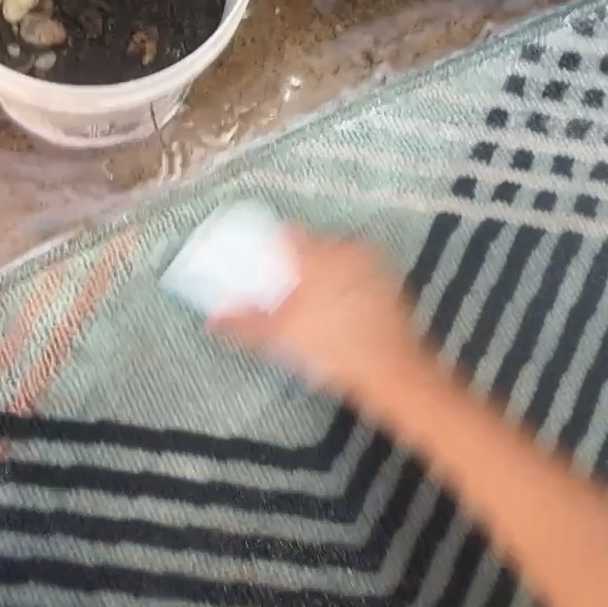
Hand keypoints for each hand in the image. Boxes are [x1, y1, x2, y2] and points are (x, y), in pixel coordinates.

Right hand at [206, 229, 433, 402]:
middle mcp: (347, 250)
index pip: (286, 233)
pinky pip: (357, 270)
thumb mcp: (282, 337)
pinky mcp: (389, 281)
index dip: (269, 245)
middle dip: (294, 261)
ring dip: (320, 271)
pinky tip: (336, 308)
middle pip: (310, 244)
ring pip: (335, 257)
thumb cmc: (338, 350)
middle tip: (280, 285)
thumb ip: (244, 322)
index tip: (260, 260)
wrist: (394, 373)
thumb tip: (213, 319)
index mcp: (318, 254)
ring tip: (307, 300)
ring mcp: (372, 264)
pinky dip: (343, 281)